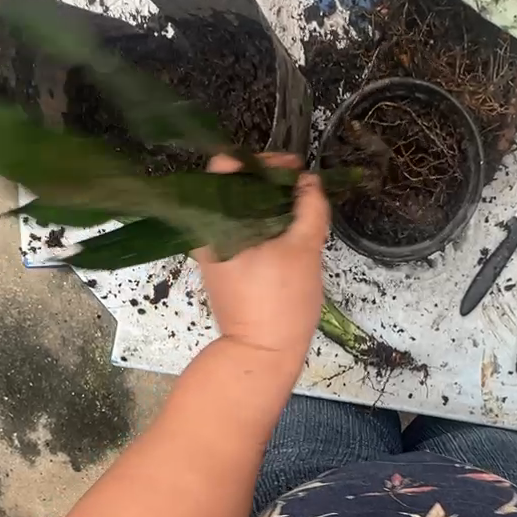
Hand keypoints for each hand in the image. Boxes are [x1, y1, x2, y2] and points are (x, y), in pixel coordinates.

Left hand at [194, 154, 329, 358]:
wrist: (261, 354)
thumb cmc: (280, 306)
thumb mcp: (305, 251)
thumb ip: (310, 209)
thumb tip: (309, 182)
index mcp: (216, 222)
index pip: (227, 166)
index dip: (263, 162)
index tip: (292, 171)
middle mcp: (207, 233)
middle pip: (235, 189)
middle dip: (270, 186)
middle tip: (300, 194)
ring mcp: (214, 252)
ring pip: (240, 213)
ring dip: (269, 208)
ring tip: (299, 216)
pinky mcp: (224, 269)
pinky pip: (242, 235)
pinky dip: (263, 230)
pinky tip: (288, 239)